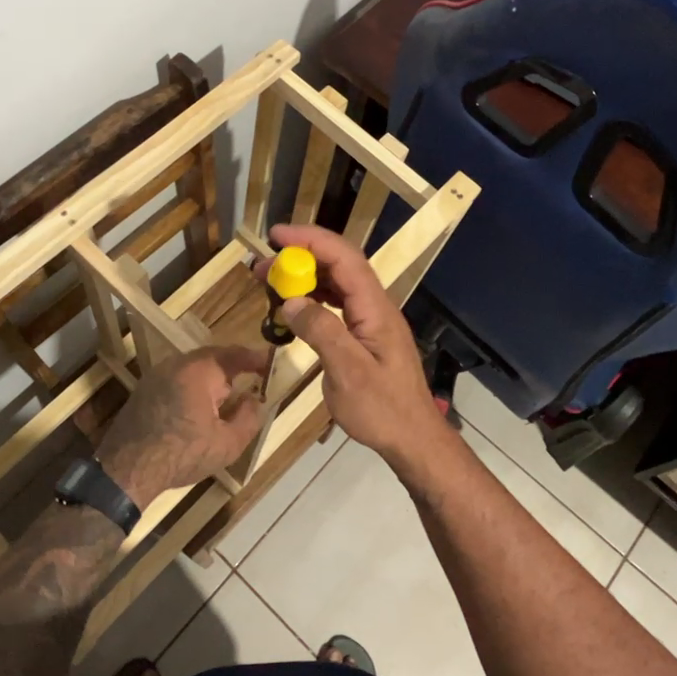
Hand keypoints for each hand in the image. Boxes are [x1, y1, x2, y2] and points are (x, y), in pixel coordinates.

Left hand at [97, 345, 266, 506]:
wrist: (128, 469)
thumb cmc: (182, 454)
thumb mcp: (227, 443)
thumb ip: (248, 418)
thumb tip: (254, 401)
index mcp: (200, 370)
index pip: (234, 354)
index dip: (255, 358)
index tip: (272, 362)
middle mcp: (177, 364)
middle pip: (212, 359)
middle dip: (233, 371)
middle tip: (252, 383)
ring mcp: (157, 375)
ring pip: (193, 370)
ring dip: (212, 381)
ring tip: (227, 400)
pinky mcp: (144, 390)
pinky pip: (177, 381)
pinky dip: (193, 389)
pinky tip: (198, 411)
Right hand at [262, 224, 452, 464]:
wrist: (413, 440)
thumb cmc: (383, 410)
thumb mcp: (348, 373)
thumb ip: (321, 332)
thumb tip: (291, 300)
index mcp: (375, 308)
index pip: (344, 258)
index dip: (310, 240)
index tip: (276, 235)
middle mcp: (375, 306)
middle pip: (339, 265)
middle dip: (301, 256)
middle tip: (262, 265)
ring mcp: (371, 320)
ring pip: (337, 283)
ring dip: (304, 276)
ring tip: (269, 281)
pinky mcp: (365, 336)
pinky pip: (337, 304)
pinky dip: (312, 298)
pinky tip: (293, 307)